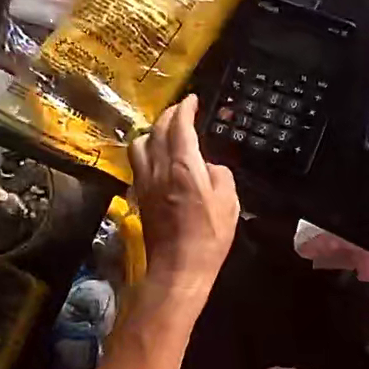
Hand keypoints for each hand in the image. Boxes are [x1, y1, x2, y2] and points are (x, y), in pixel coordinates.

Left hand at [129, 96, 238, 308]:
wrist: (179, 268)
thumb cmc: (209, 237)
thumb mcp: (229, 202)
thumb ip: (220, 174)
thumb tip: (209, 165)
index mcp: (183, 165)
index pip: (179, 124)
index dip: (185, 107)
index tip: (192, 100)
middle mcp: (159, 168)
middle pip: (157, 129)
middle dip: (169, 114)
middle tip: (182, 111)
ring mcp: (145, 182)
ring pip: (139, 143)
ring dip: (152, 131)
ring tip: (165, 132)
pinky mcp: (139, 196)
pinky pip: (138, 162)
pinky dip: (147, 151)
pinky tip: (157, 158)